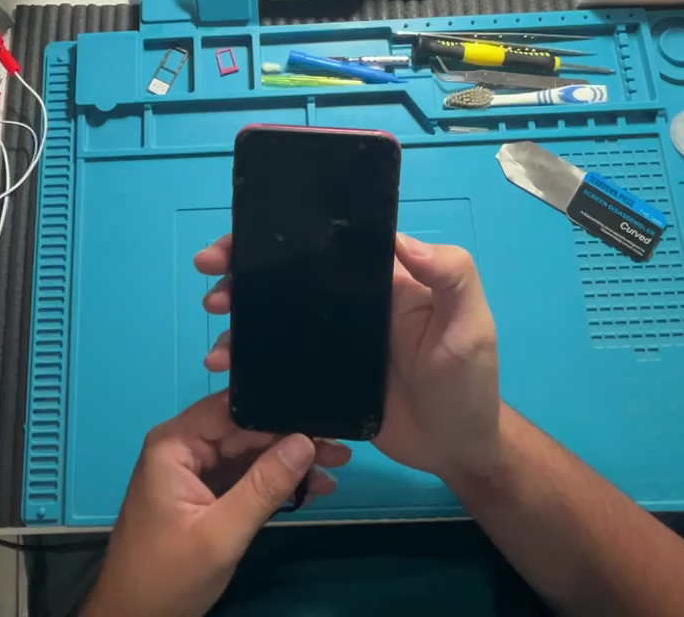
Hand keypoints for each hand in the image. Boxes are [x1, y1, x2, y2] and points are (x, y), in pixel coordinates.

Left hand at [82, 391, 350, 616]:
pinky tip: (309, 487)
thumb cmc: (168, 577)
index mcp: (176, 443)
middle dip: (290, 438)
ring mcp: (191, 469)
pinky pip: (241, 475)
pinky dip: (272, 482)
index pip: (233, 410)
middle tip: (339, 447)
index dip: (277, 410)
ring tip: (335, 466)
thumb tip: (305, 441)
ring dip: (287, 461)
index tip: (322, 416)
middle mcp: (182, 445)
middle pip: (244, 429)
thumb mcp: (221, 534)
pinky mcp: (201, 491)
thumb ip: (264, 486)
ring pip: (247, 452)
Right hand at [198, 233, 501, 481]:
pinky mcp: (320, 377)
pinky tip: (226, 367)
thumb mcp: (472, 324)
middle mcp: (349, 302)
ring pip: (274, 315)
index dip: (283, 234)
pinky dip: (248, 359)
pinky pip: (277, 361)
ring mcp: (331, 340)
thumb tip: (401, 238)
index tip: (242, 236)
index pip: (324, 243)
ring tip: (215, 319)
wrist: (459, 451)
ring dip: (238, 311)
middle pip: (288, 274)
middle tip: (211, 271)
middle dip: (244, 267)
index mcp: (378, 278)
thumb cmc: (470, 382)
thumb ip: (451, 275)